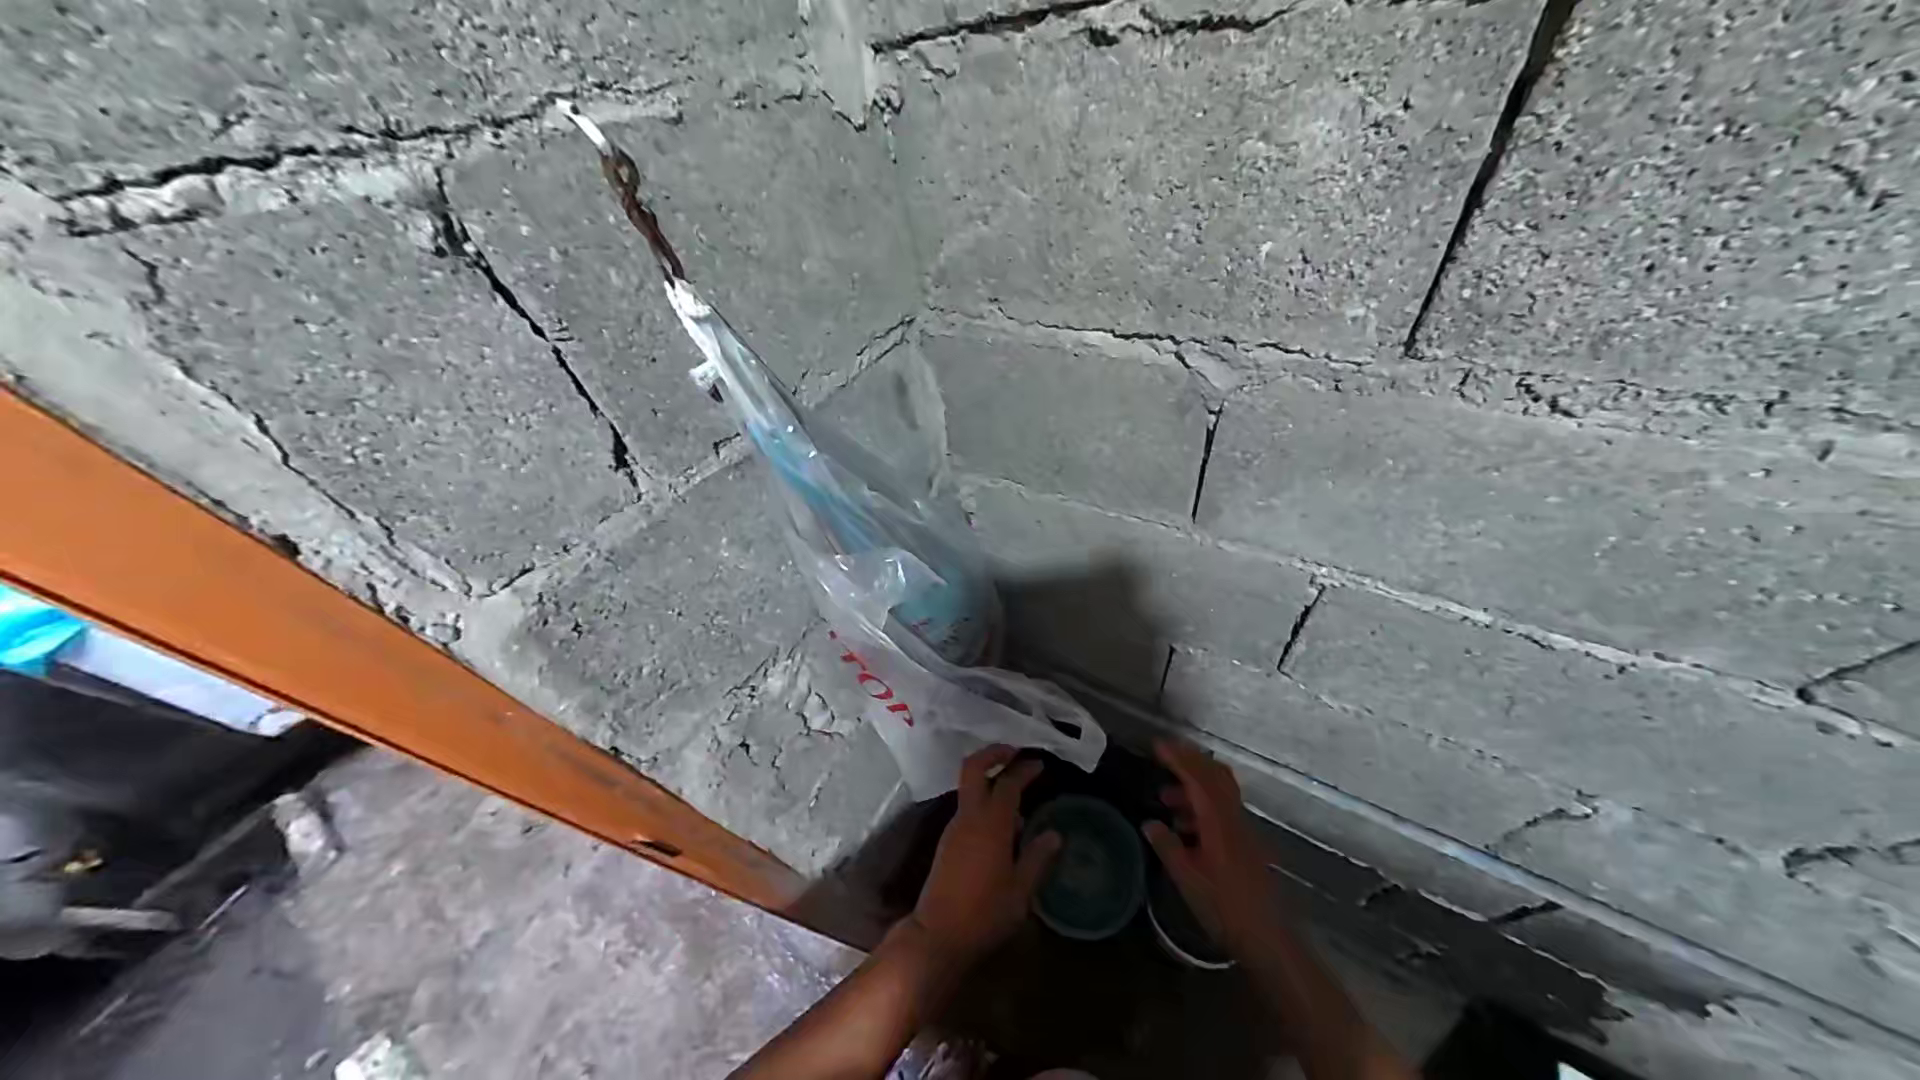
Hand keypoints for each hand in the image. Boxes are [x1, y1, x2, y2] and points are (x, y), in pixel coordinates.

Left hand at [909, 745, 1061, 963]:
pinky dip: (985, 802)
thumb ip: (1037, 858)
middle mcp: (968, 817)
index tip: (1040, 764)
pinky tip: (1004, 826)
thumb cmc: (984, 914)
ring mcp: (954, 827)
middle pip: (974, 768)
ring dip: (990, 780)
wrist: (937, 935)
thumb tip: (1055, 834)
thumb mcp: (1020, 891)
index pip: (1008, 783)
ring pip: (969, 788)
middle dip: (993, 754)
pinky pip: (968, 808)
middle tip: (1015, 752)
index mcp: (990, 824)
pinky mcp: (948, 841)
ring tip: (1018, 794)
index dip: (1025, 770)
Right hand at [1142, 738, 1272, 954]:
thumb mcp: (1187, 879)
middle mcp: (1234, 819)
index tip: (1157, 745)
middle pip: (1215, 776)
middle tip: (1164, 756)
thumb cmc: (1225, 908)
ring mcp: (1244, 831)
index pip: (1198, 778)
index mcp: (1219, 823)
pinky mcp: (1247, 844)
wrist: (1269, 939)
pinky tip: (1185, 826)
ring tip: (1166, 799)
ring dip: (1194, 786)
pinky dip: (1203, 805)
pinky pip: (1223, 809)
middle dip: (1190, 760)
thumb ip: (1167, 846)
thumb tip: (1150, 822)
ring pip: (1220, 792)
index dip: (1178, 758)